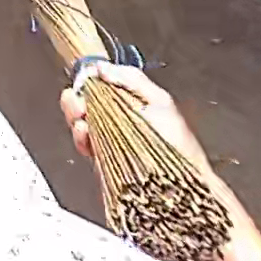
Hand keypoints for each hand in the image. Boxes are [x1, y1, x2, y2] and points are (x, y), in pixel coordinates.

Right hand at [59, 62, 211, 178]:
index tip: (83, 80)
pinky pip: (83, 146)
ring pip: (80, 123)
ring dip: (75, 117)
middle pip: (85, 104)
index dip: (88, 81)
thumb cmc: (179, 146)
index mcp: (131, 103)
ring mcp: (110, 143)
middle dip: (75, 100)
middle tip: (78, 101)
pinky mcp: (104, 164)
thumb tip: (100, 67)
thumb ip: (131, 79)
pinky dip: (79, 138)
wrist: (185, 192)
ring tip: (81, 118)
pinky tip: (84, 134)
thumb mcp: (160, 101)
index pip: (100, 86)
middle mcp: (118, 122)